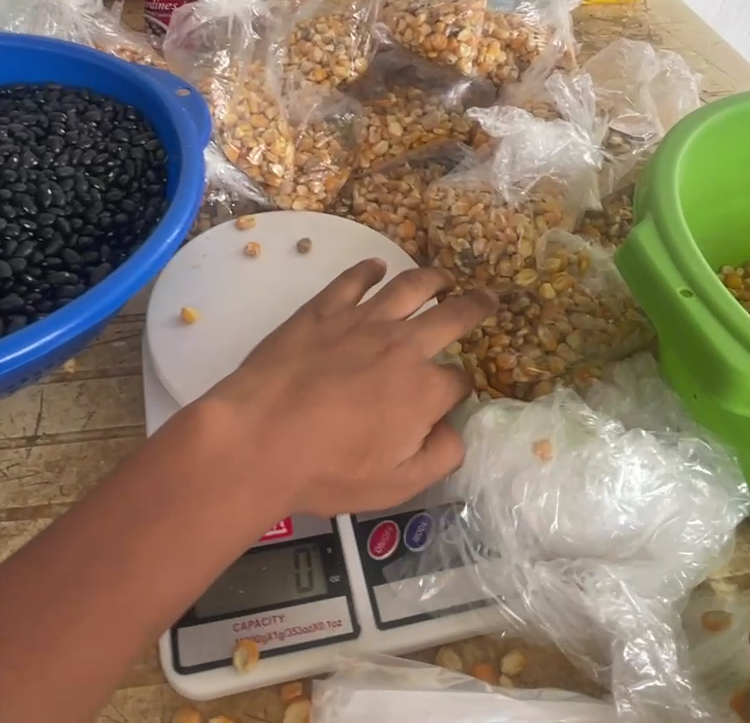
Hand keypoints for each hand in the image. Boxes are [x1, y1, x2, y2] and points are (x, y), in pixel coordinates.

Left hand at [196, 259, 494, 517]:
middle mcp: (403, 344)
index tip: (453, 395)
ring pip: (409, 287)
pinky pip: (353, 279)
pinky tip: (377, 266)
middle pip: (452, 316)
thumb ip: (440, 456)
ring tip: (444, 277)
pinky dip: (369, 269)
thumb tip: (456, 429)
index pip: (459, 380)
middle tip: (490, 297)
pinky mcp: (324, 308)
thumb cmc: (328, 468)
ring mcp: (362, 320)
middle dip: (476, 307)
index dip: (460, 388)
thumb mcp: (397, 484)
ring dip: (433, 279)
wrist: (259, 436)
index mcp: (424, 389)